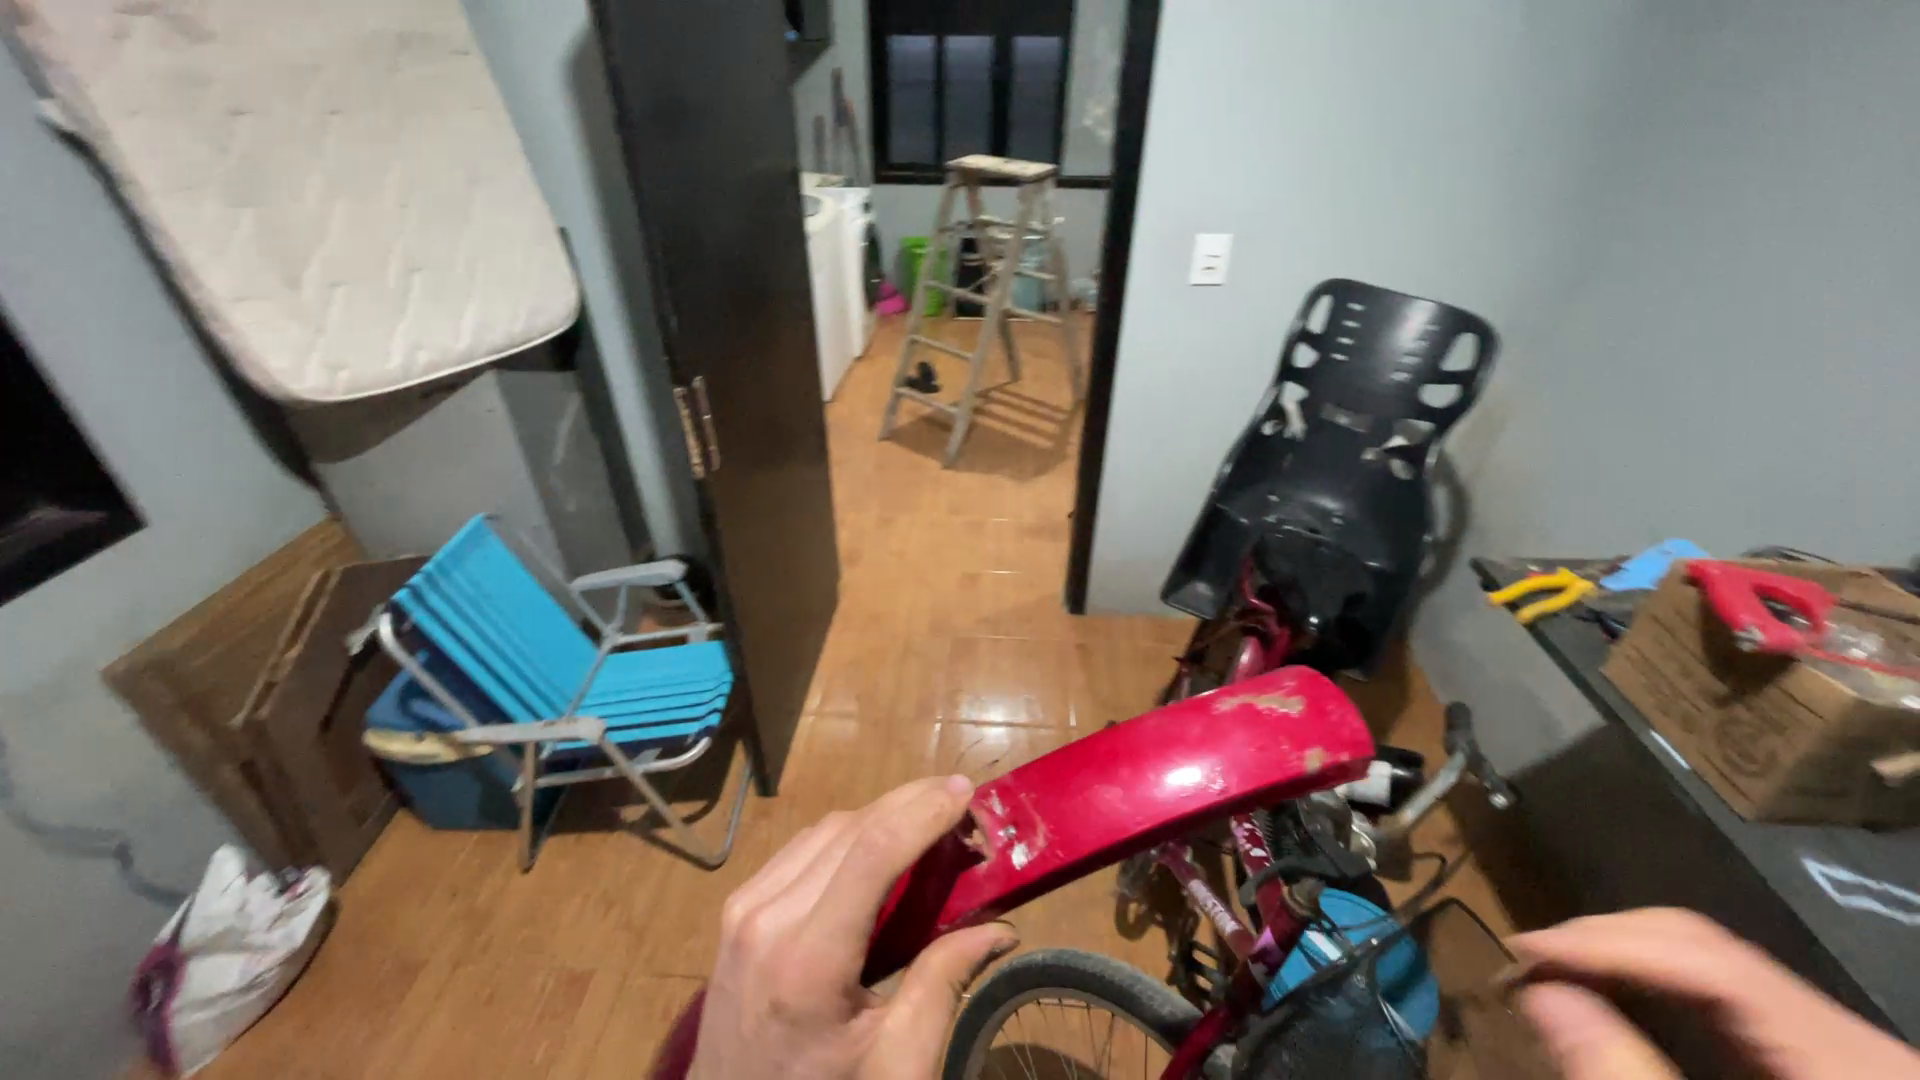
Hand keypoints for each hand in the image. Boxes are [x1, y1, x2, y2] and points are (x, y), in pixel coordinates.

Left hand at [687, 776, 1018, 1079]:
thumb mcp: (895, 1063)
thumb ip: (943, 985)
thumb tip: (1000, 927)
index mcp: (810, 962)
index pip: (873, 853)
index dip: (924, 812)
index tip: (965, 791)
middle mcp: (769, 919)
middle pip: (851, 829)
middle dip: (911, 803)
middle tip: (959, 801)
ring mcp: (744, 908)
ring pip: (826, 829)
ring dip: (880, 813)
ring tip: (927, 818)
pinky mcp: (735, 907)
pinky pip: (801, 847)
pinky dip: (846, 833)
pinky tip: (876, 840)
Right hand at [1509, 908, 1919, 1078]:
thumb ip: (1628, 1078)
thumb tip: (1538, 990)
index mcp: (1852, 1065)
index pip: (1710, 963)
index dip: (1608, 944)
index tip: (1524, 949)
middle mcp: (1855, 1041)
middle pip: (1703, 946)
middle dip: (1603, 944)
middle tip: (1526, 960)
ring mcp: (1838, 1045)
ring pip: (1705, 958)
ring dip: (1616, 957)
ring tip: (1549, 970)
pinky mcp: (1815, 1057)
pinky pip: (1718, 991)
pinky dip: (1647, 982)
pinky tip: (1600, 991)